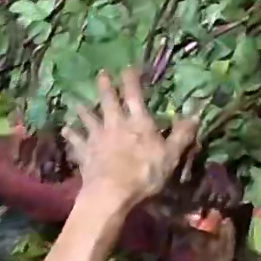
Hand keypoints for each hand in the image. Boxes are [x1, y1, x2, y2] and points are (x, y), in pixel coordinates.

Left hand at [66, 67, 199, 213]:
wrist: (111, 193)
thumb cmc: (144, 173)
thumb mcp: (171, 155)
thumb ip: (181, 134)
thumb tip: (195, 115)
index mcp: (138, 122)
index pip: (134, 94)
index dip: (131, 79)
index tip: (129, 67)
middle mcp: (115, 124)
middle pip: (108, 101)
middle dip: (105, 86)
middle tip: (101, 74)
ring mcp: (97, 138)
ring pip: (88, 118)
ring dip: (84, 109)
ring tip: (78, 102)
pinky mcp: (85, 153)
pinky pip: (76, 141)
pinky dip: (71, 135)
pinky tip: (65, 130)